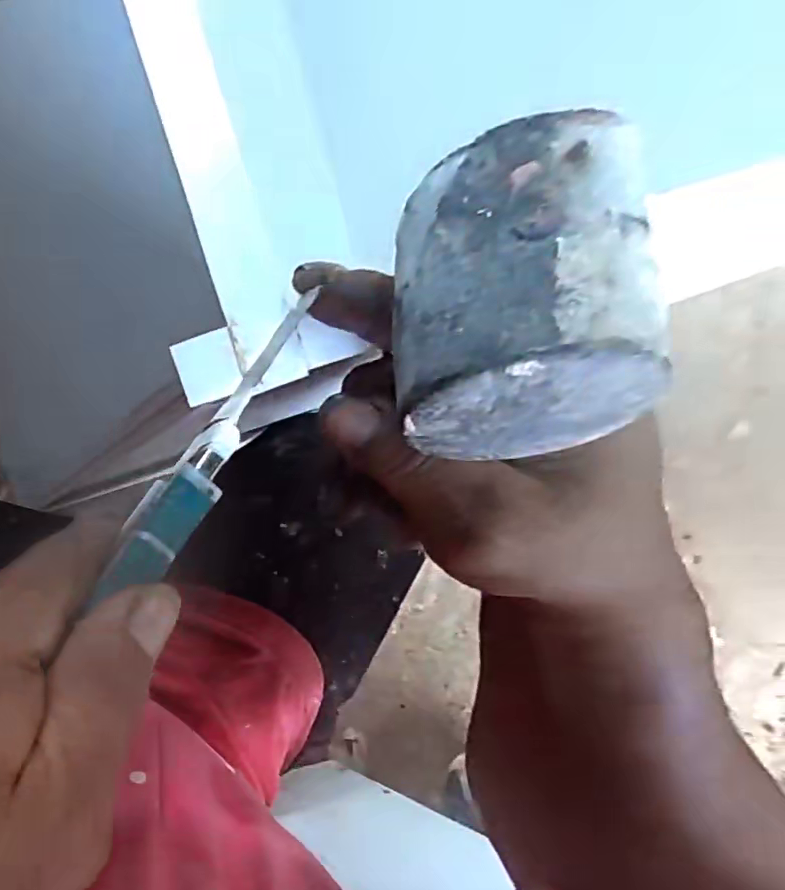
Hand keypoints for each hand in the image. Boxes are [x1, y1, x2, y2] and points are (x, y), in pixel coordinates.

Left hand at [0, 523, 179, 889]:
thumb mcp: (58, 804)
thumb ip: (106, 686)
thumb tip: (148, 596)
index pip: (71, 555)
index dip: (126, 560)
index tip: (167, 598)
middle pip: (29, 596)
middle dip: (80, 634)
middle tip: (116, 715)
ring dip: (32, 673)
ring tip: (56, 750)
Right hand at [296, 262, 686, 607]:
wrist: (581, 598)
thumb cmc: (555, 553)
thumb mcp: (481, 516)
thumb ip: (409, 463)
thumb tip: (332, 413)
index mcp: (554, 370)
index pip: (459, 310)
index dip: (381, 297)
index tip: (311, 288)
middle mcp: (516, 376)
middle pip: (410, 355)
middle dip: (359, 401)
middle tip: (337, 446)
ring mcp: (485, 409)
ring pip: (388, 402)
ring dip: (358, 450)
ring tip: (358, 502)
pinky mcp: (463, 439)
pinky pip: (390, 435)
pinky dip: (367, 469)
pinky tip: (371, 507)